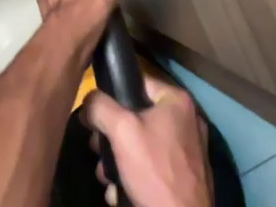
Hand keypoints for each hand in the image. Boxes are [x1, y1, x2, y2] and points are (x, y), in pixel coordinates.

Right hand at [81, 77, 212, 206]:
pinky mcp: (183, 177)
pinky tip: (121, 192)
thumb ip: (99, 106)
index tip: (95, 117)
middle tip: (99, 151)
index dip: (111, 96)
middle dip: (111, 136)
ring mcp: (186, 151)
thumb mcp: (121, 130)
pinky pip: (151, 166)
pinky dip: (133, 176)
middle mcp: (186, 121)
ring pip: (140, 144)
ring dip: (117, 160)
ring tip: (107, 177)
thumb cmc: (155, 170)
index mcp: (177, 101)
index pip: (136, 82)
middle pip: (135, 116)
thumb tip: (88, 101)